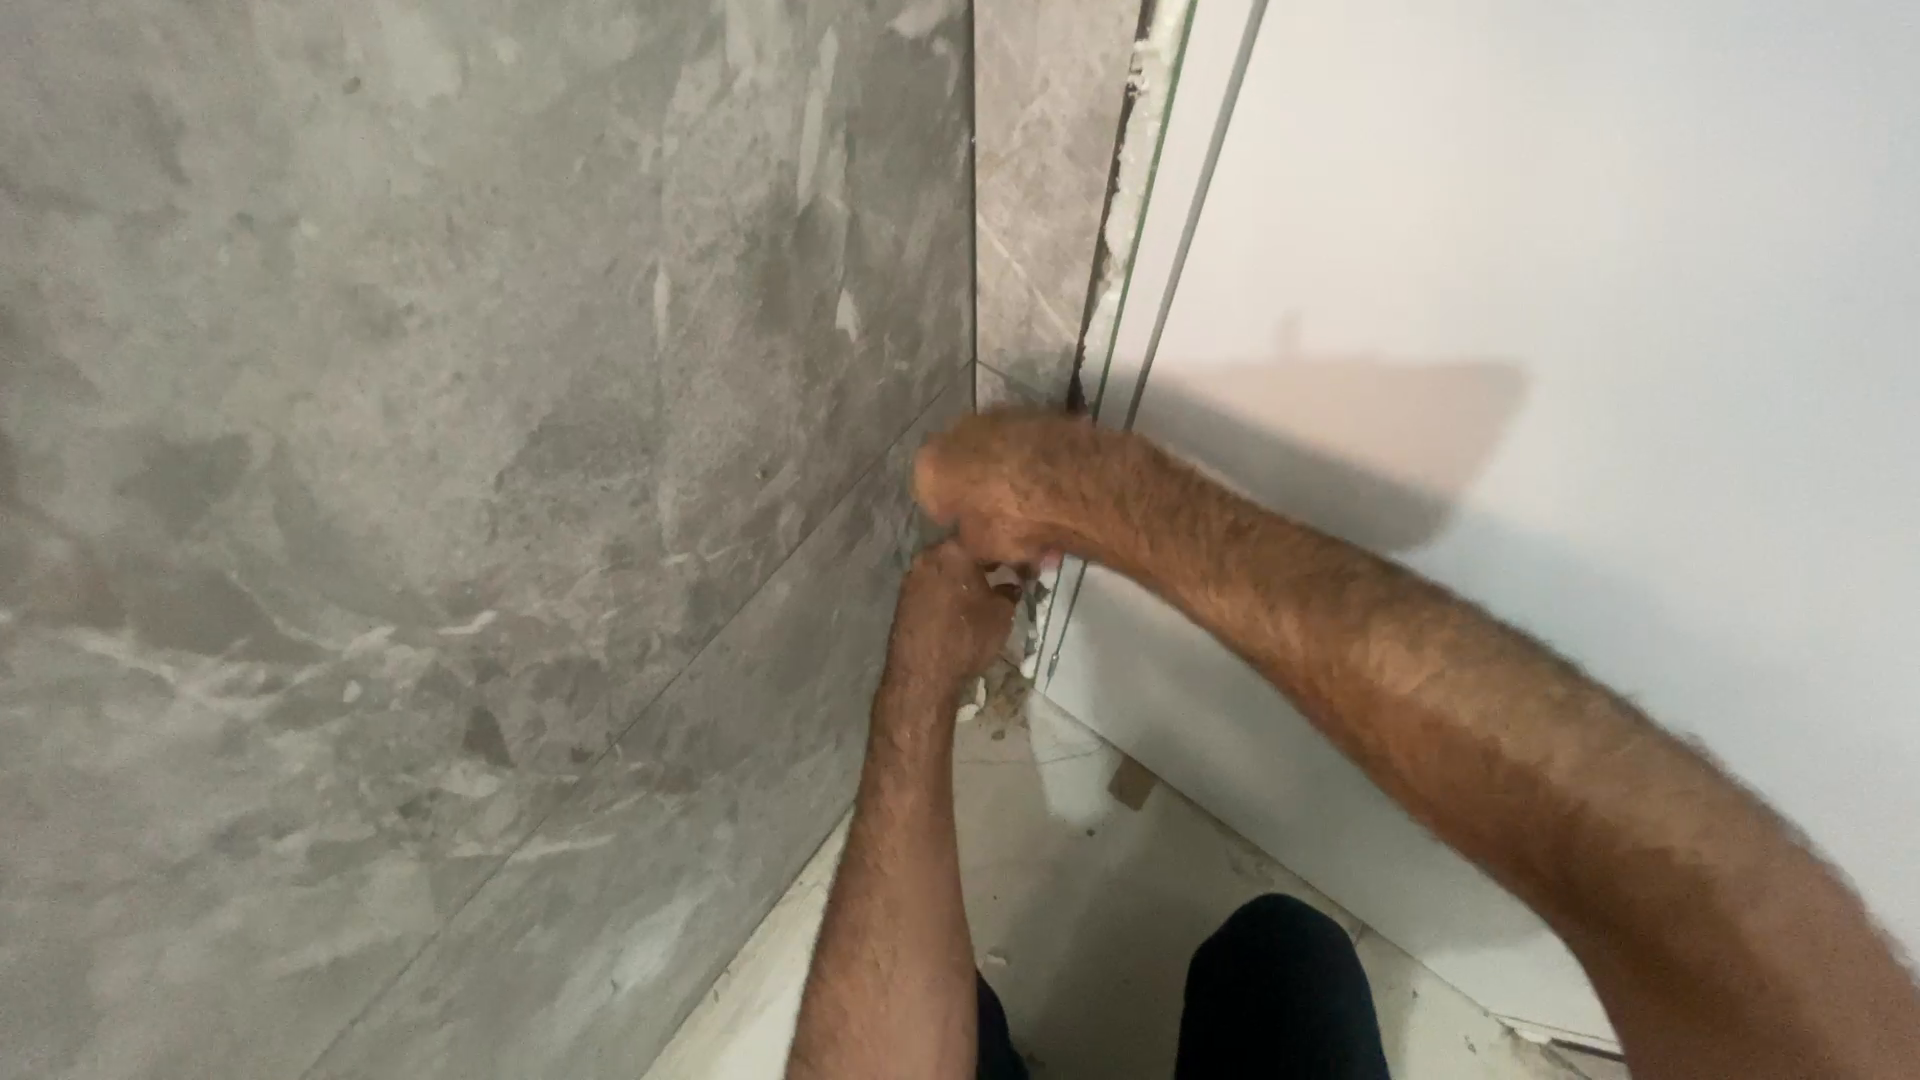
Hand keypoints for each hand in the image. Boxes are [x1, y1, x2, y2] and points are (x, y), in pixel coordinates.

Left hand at [883, 539, 1018, 704]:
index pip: (986, 541)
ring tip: (977, 593)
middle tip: (998, 576)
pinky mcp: (901, 596)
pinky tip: (955, 606)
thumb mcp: (1002, 614)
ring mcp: (911, 575)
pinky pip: (930, 585)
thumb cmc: (968, 637)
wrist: (923, 674)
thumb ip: (1009, 591)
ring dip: (959, 577)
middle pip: (960, 552)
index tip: (1017, 564)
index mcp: (955, 550)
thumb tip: (1012, 584)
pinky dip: (944, 591)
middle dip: (979, 562)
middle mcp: (929, 555)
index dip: (1004, 553)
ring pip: (943, 568)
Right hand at [912, 409, 1110, 566]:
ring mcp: (1000, 417)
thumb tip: (971, 536)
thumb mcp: (980, 549)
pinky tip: (1056, 494)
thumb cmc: (1009, 521)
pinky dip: (1037, 468)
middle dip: (981, 494)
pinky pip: (1030, 449)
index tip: (970, 533)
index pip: (930, 496)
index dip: (952, 518)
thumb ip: (968, 540)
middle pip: (965, 469)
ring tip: (1038, 514)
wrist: (1070, 483)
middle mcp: (958, 432)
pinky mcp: (1038, 412)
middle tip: (1003, 523)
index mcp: (930, 465)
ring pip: (999, 457)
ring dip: (1011, 480)